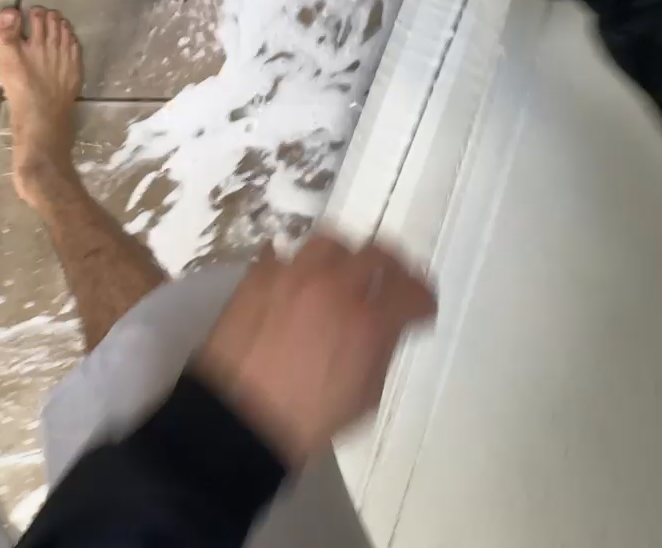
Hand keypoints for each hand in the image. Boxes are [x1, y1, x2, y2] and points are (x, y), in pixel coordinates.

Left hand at [193, 233, 437, 466]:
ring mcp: (294, 274)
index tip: (422, 305)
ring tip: (345, 270)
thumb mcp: (365, 396)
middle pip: (377, 253)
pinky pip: (285, 254)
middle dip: (394, 266)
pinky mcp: (259, 273)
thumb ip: (382, 350)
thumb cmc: (306, 419)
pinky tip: (301, 279)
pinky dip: (299, 264)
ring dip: (345, 256)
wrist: (238, 413)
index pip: (411, 291)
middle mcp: (335, 287)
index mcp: (368, 322)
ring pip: (331, 243)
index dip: (423, 298)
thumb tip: (387, 328)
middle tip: (393, 279)